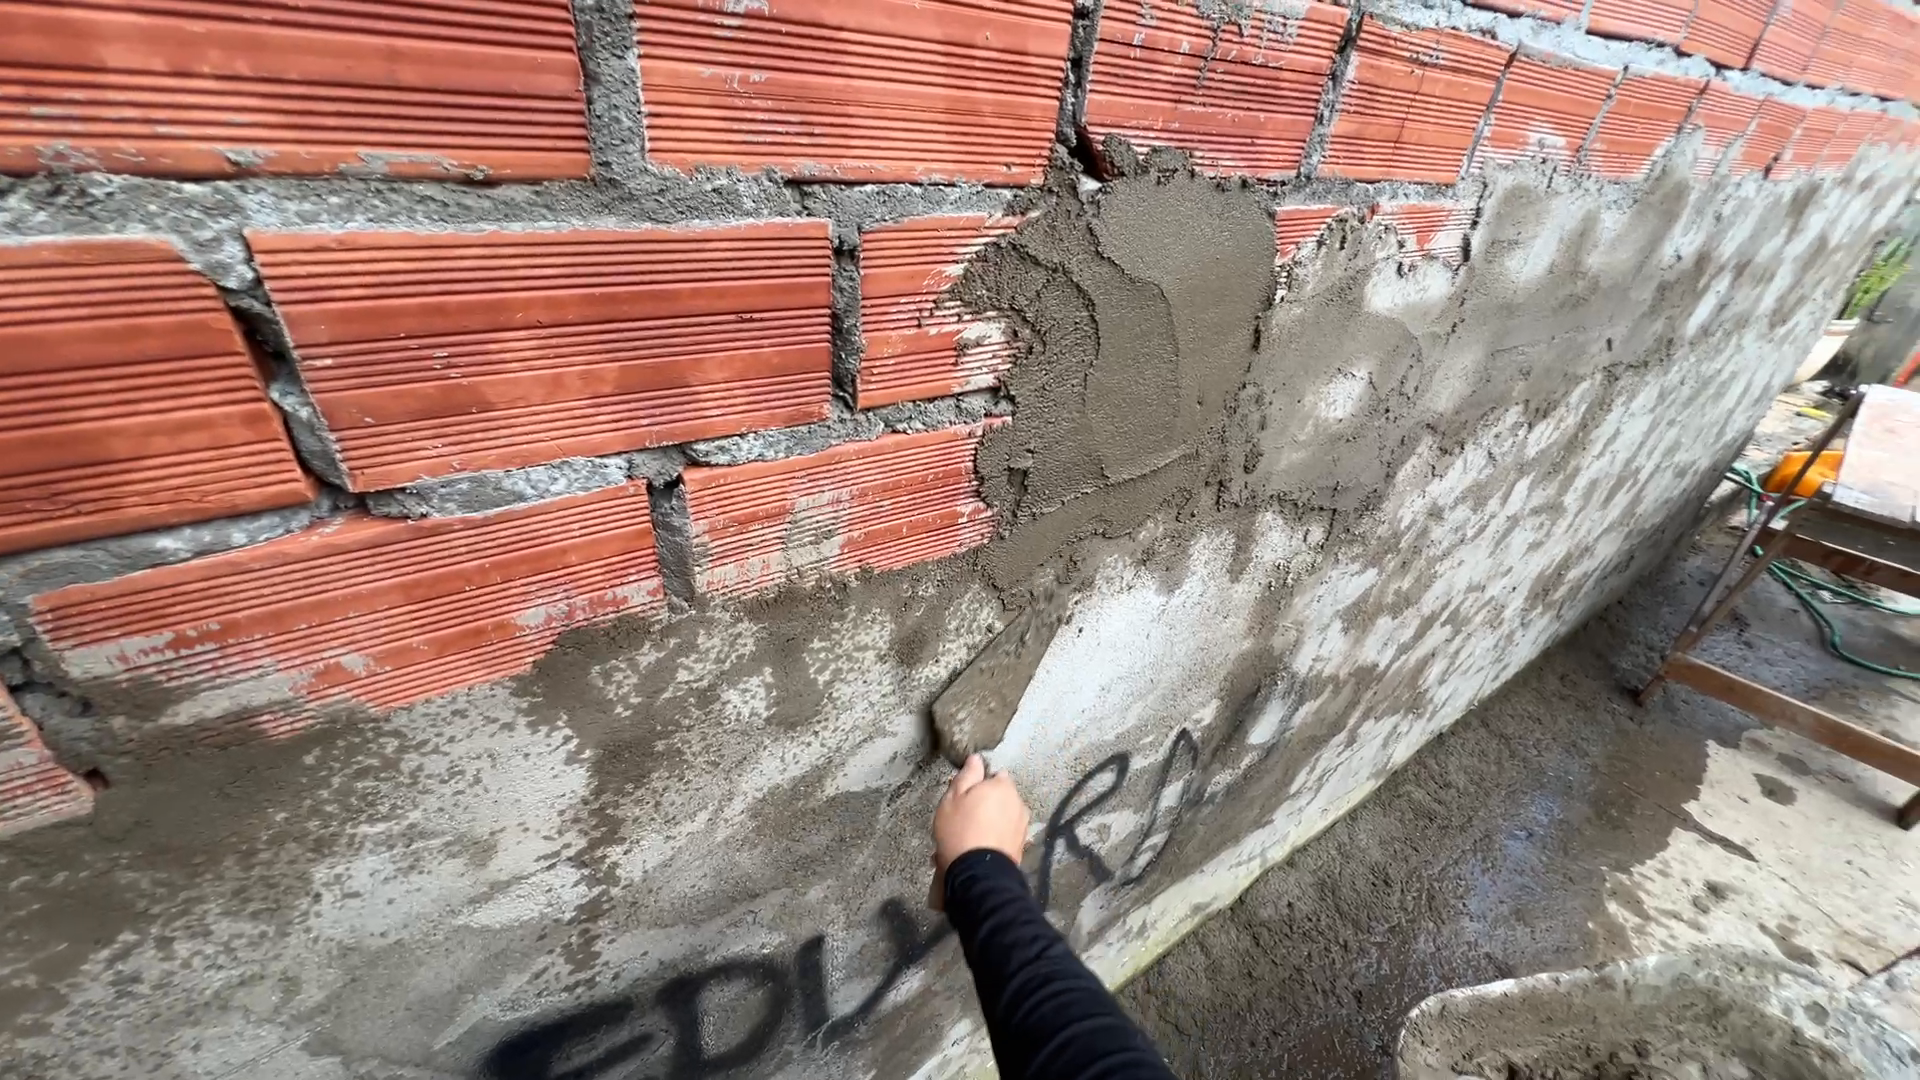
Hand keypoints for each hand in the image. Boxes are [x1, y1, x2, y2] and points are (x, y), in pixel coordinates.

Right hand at [929, 754, 1030, 911]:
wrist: (978, 874)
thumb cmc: (961, 831)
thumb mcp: (953, 797)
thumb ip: (967, 774)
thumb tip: (976, 758)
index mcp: (1003, 786)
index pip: (993, 775)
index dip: (977, 784)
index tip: (964, 797)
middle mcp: (1018, 802)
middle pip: (999, 797)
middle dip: (985, 804)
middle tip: (963, 818)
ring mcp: (1022, 825)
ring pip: (1002, 817)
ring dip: (990, 823)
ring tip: (968, 838)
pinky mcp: (1021, 846)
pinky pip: (1005, 835)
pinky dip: (994, 838)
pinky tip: (978, 850)